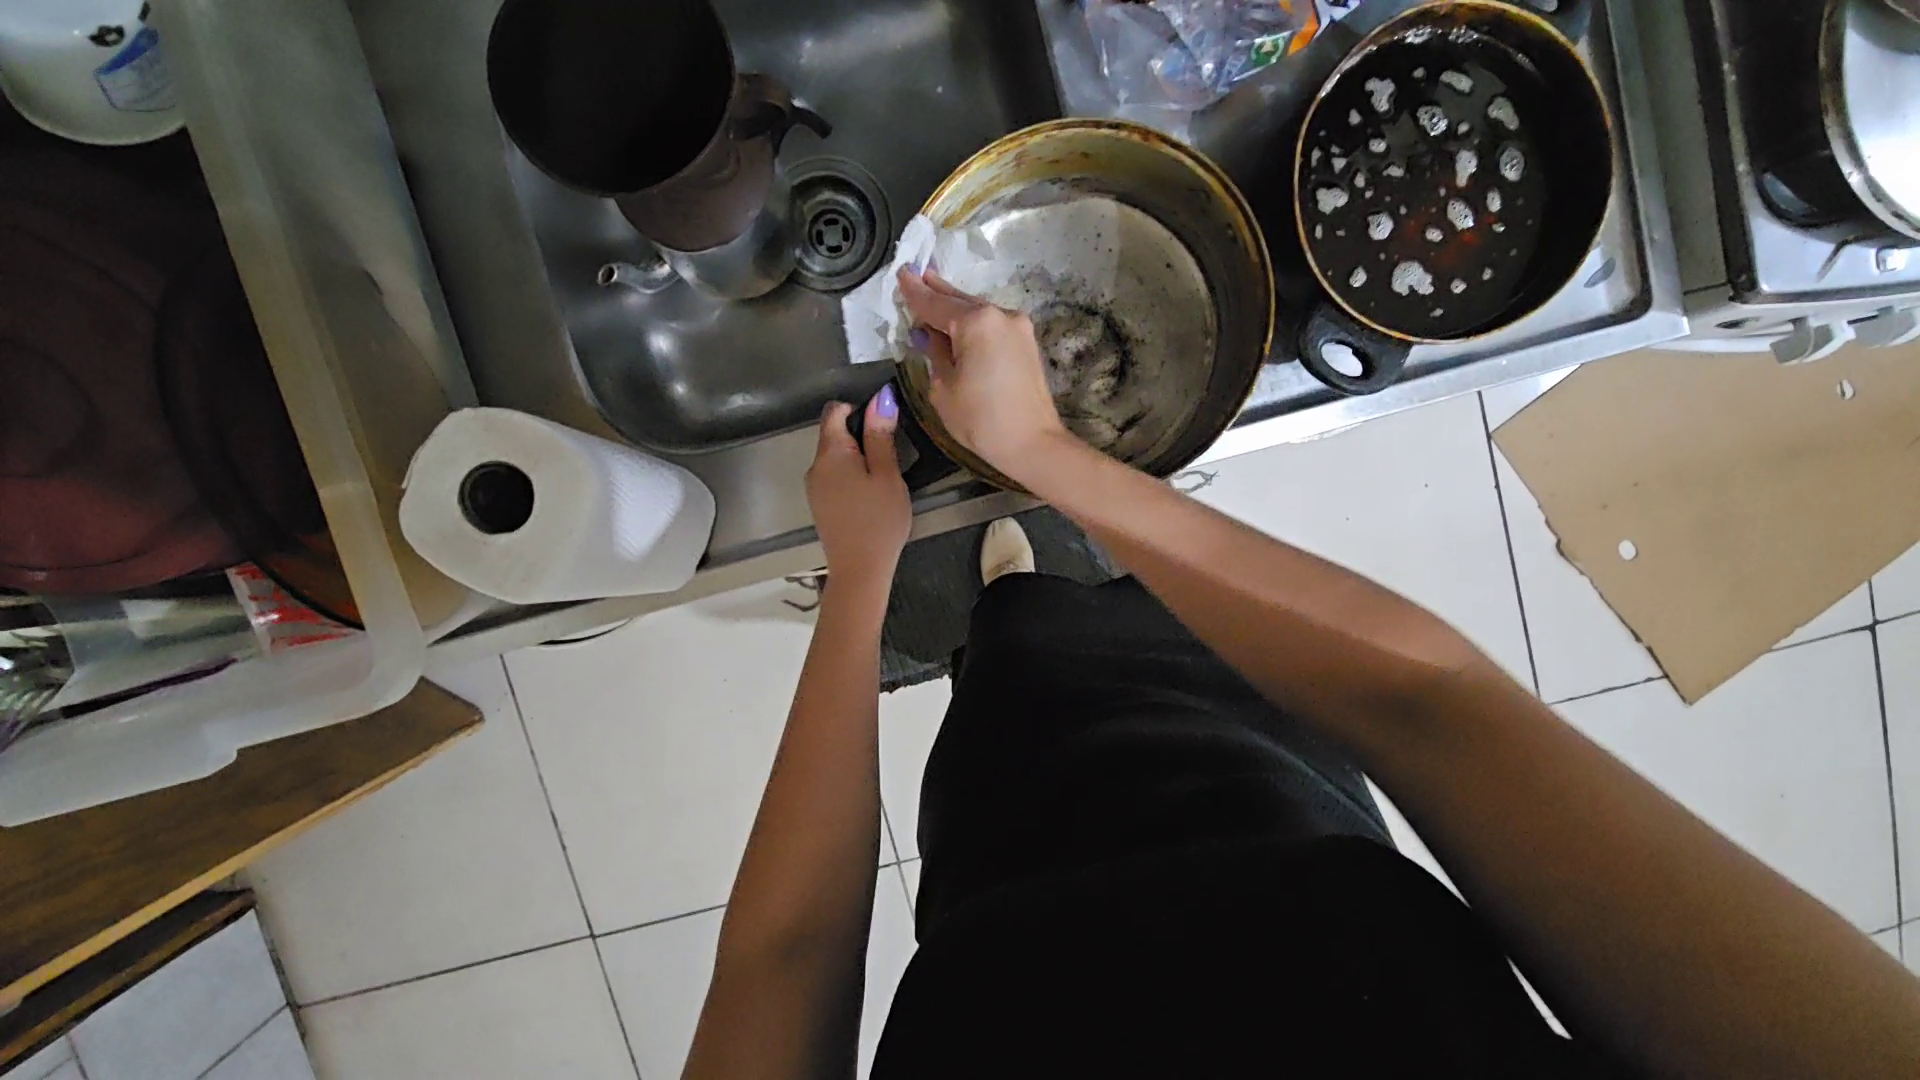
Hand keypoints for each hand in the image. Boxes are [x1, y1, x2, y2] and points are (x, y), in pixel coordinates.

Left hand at [807, 386, 911, 588]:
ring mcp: (814, 487)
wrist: (859, 570)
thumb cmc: (879, 521)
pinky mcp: (820, 504)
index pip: (835, 410)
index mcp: (830, 453)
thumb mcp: (887, 475)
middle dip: (862, 436)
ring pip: (836, 458)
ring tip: (884, 478)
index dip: (860, 409)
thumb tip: (881, 397)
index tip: (885, 427)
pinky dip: (852, 476)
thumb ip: (881, 436)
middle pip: (835, 434)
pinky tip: (870, 496)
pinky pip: (835, 477)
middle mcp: (815, 465)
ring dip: (858, 458)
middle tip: (892, 457)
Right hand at [897, 268, 1072, 483]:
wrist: (1032, 443)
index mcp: (976, 322)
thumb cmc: (981, 421)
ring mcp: (1018, 327)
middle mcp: (1000, 314)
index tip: (901, 274)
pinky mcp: (1026, 343)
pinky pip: (991, 326)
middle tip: (917, 275)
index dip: (914, 292)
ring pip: (978, 312)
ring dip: (955, 309)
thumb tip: (932, 337)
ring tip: (933, 297)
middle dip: (937, 291)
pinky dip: (973, 324)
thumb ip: (935, 354)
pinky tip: (958, 326)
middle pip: (960, 301)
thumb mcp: (943, 388)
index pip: (935, 303)